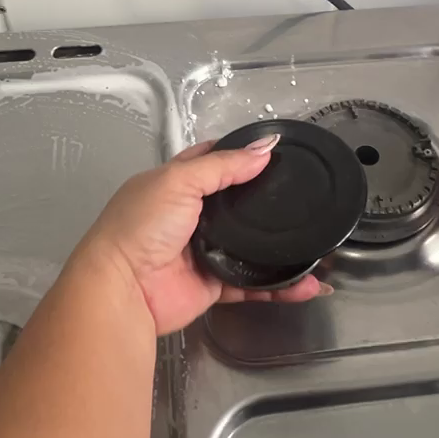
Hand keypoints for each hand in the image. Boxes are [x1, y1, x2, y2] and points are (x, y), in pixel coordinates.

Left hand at [76, 137, 329, 335]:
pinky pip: (253, 284)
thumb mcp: (178, 181)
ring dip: (280, 247)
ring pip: (250, 246)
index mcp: (173, 183)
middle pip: (236, 203)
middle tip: (303, 194)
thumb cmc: (142, 226)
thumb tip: (264, 148)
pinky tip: (305, 284)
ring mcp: (203, 251)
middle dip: (266, 200)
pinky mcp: (213, 285)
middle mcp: (189, 215)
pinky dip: (279, 287)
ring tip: (314, 244)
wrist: (124, 289)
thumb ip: (223, 166)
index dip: (240, 153)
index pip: (211, 160)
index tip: (275, 149)